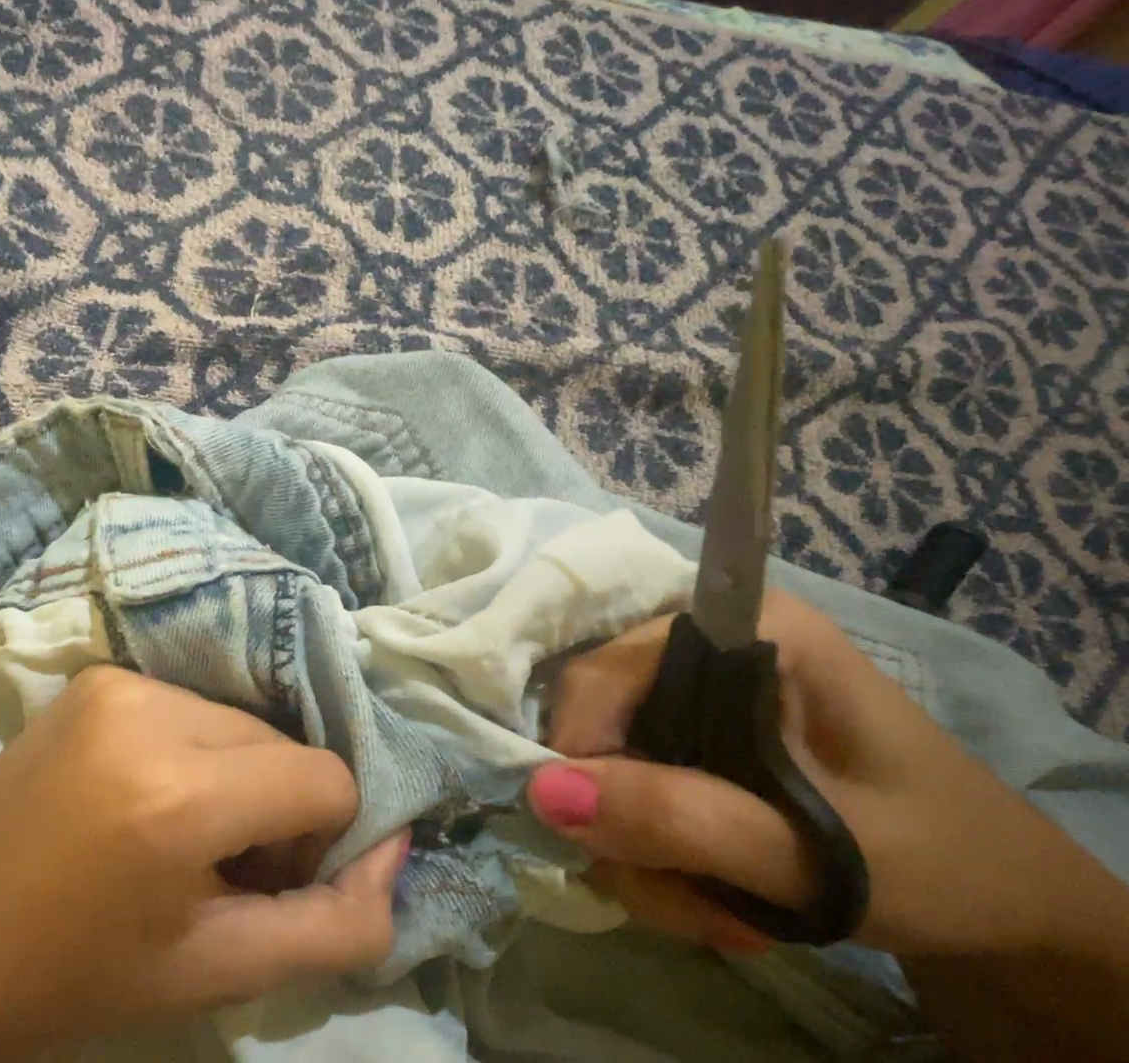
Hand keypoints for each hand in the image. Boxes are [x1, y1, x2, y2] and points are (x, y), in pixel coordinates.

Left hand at [0, 665, 407, 1058]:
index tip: (263, 884)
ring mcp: (116, 683)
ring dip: (233, 777)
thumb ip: (337, 922)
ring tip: (174, 836)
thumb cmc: (81, 971)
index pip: (326, 779)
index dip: (317, 842)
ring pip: (238, 722)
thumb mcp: (220, 971)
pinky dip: (189, 750)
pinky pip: (187, 706)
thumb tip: (395, 847)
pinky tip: (139, 798)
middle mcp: (149, 712)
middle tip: (215, 869)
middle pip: (281, 744)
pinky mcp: (94, 676)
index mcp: (179, 794)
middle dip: (275, 808)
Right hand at [529, 592, 1124, 958]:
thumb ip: (682, 818)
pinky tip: (711, 893)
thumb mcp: (816, 854)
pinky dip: (652, 857)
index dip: (585, 751)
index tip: (614, 837)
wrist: (1002, 912)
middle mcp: (704, 649)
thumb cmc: (939, 866)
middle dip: (625, 825)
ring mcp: (692, 699)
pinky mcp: (689, 742)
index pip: (601, 673)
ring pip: (599, 769)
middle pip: (592, 725)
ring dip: (642, 856)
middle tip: (687, 896)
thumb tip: (542, 792)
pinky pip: (622, 792)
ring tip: (717, 909)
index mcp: (749, 631)